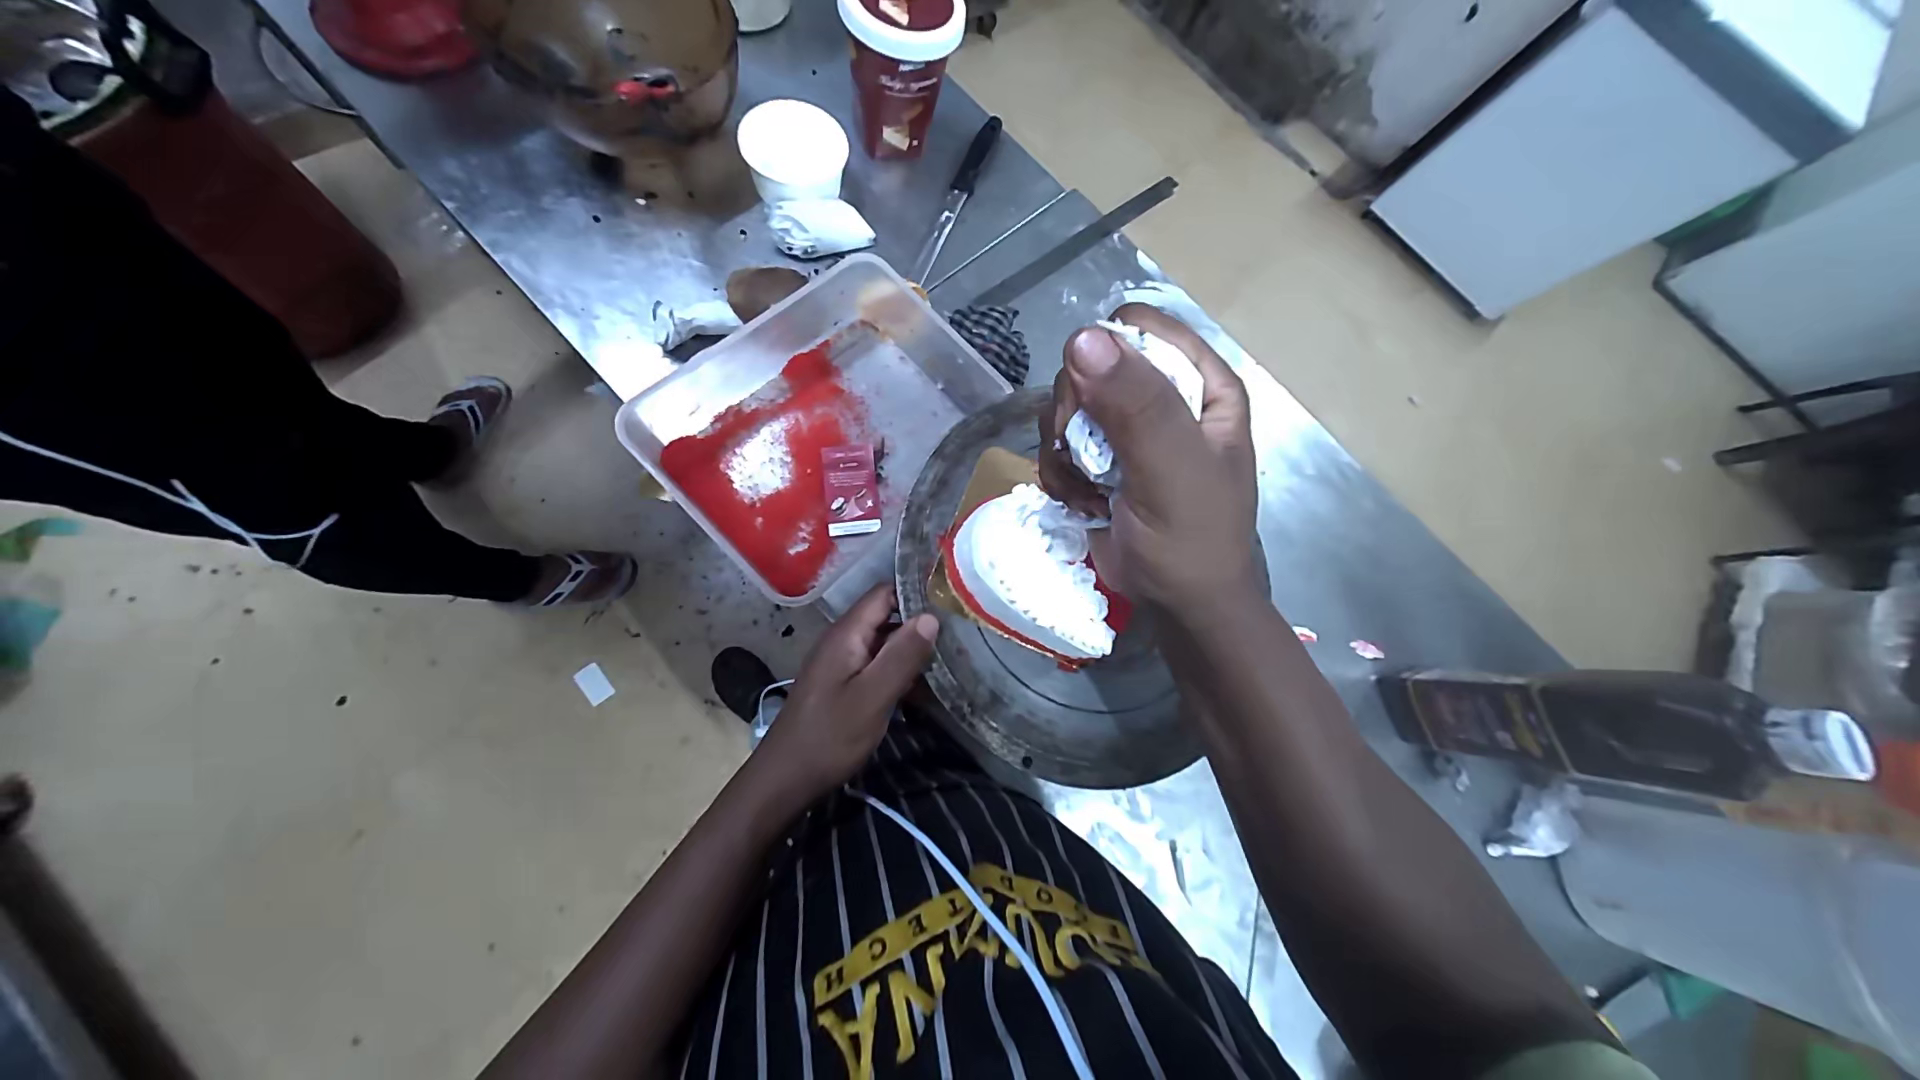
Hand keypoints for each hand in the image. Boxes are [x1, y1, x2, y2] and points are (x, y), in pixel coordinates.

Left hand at [754, 584, 937, 801]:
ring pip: (883, 643)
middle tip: (960, 632)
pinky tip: (924, 688)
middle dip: (920, 622)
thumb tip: (931, 616)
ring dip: (912, 649)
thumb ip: (902, 656)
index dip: (916, 592)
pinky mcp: (842, 685)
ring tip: (952, 657)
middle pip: (885, 616)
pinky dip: (899, 671)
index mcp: (847, 634)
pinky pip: (876, 666)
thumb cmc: (830, 737)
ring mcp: (840, 664)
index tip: (951, 600)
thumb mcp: (872, 696)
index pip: (884, 593)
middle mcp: (842, 641)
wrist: (785, 780)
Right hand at [1037, 303, 1258, 617]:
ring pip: (1065, 409)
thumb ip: (1136, 405)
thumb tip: (1082, 336)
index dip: (1105, 356)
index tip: (1093, 404)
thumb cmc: (1193, 541)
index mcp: (1199, 383)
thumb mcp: (1173, 470)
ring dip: (1063, 453)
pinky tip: (1080, 503)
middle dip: (1075, 416)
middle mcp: (1161, 398)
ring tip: (1088, 491)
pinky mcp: (1097, 464)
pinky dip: (1059, 477)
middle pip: (1089, 367)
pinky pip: (1056, 447)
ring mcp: (1125, 433)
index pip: (1138, 329)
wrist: (1179, 608)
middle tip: (1087, 460)